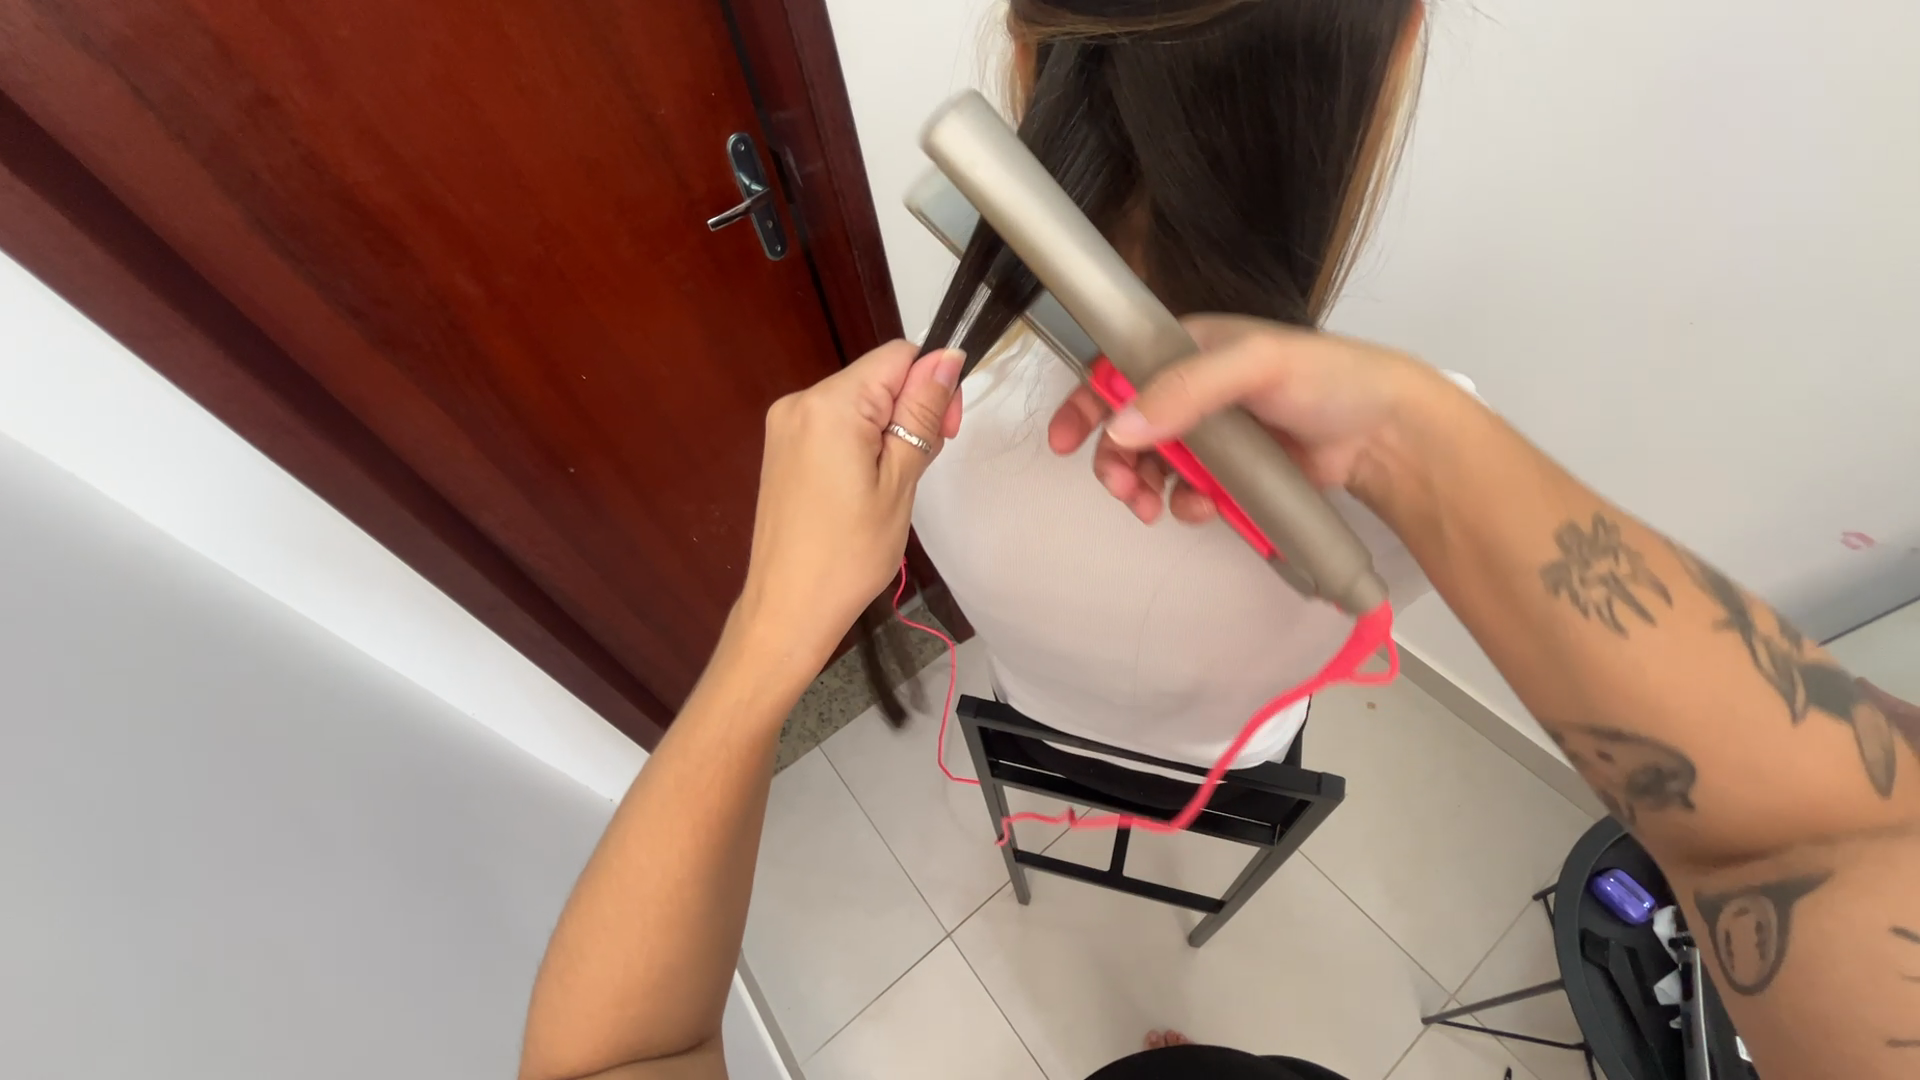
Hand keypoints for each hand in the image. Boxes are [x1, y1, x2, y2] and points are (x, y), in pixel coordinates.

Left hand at [736, 340, 963, 665]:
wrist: (789, 607)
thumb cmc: (849, 555)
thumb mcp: (899, 481)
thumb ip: (921, 413)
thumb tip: (947, 356)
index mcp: (829, 404)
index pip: (898, 356)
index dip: (933, 385)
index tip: (943, 435)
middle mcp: (799, 401)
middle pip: (877, 376)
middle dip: (910, 411)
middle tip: (916, 470)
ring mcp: (784, 425)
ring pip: (858, 402)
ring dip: (887, 430)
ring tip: (889, 486)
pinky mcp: (781, 448)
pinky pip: (834, 424)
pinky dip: (860, 442)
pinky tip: (864, 485)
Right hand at [1047, 315, 1439, 520]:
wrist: (1383, 435)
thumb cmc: (1329, 379)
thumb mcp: (1255, 365)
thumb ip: (1186, 389)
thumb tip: (1123, 426)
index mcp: (1188, 352)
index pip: (1117, 371)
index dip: (1085, 404)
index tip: (1064, 440)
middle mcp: (1189, 393)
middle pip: (1125, 429)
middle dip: (1115, 463)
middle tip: (1123, 489)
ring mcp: (1206, 436)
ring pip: (1149, 466)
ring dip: (1142, 489)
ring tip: (1155, 506)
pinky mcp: (1224, 473)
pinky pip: (1184, 492)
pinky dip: (1184, 505)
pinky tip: (1203, 508)